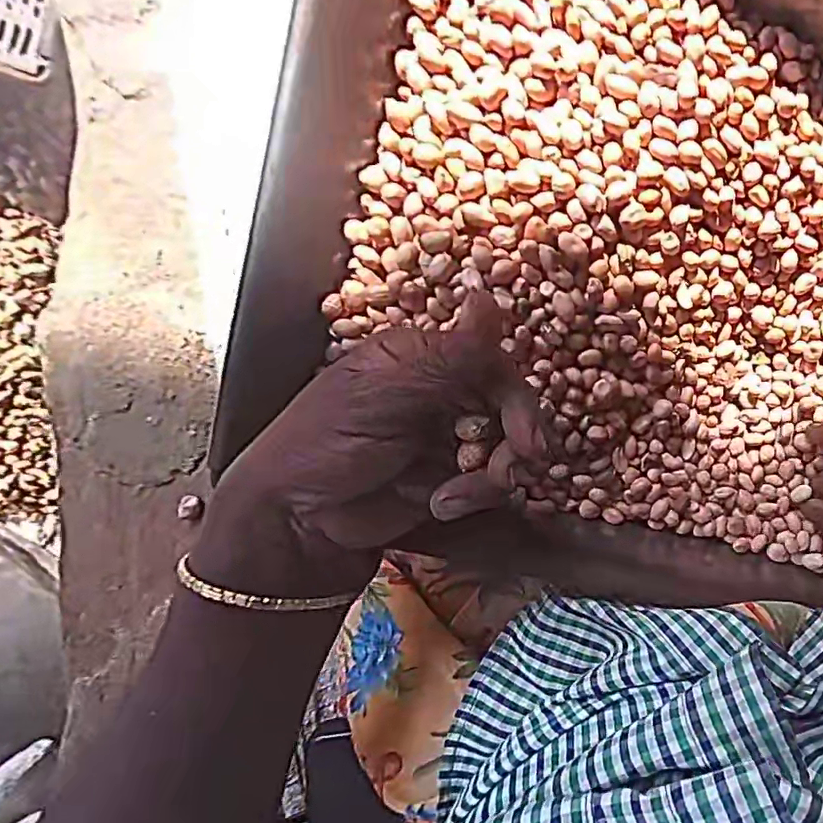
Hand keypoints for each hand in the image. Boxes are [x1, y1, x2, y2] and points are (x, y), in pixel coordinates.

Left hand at [191, 292, 547, 597]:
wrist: (295, 525)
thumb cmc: (320, 448)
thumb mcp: (381, 395)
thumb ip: (445, 355)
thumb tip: (486, 297)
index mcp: (423, 360)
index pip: (493, 367)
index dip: (517, 402)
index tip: (527, 439)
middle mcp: (443, 393)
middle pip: (509, 409)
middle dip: (515, 444)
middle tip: (509, 472)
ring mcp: (449, 436)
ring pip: (507, 447)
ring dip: (493, 476)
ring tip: (456, 496)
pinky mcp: (451, 475)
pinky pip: (490, 481)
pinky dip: (475, 496)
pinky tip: (441, 505)